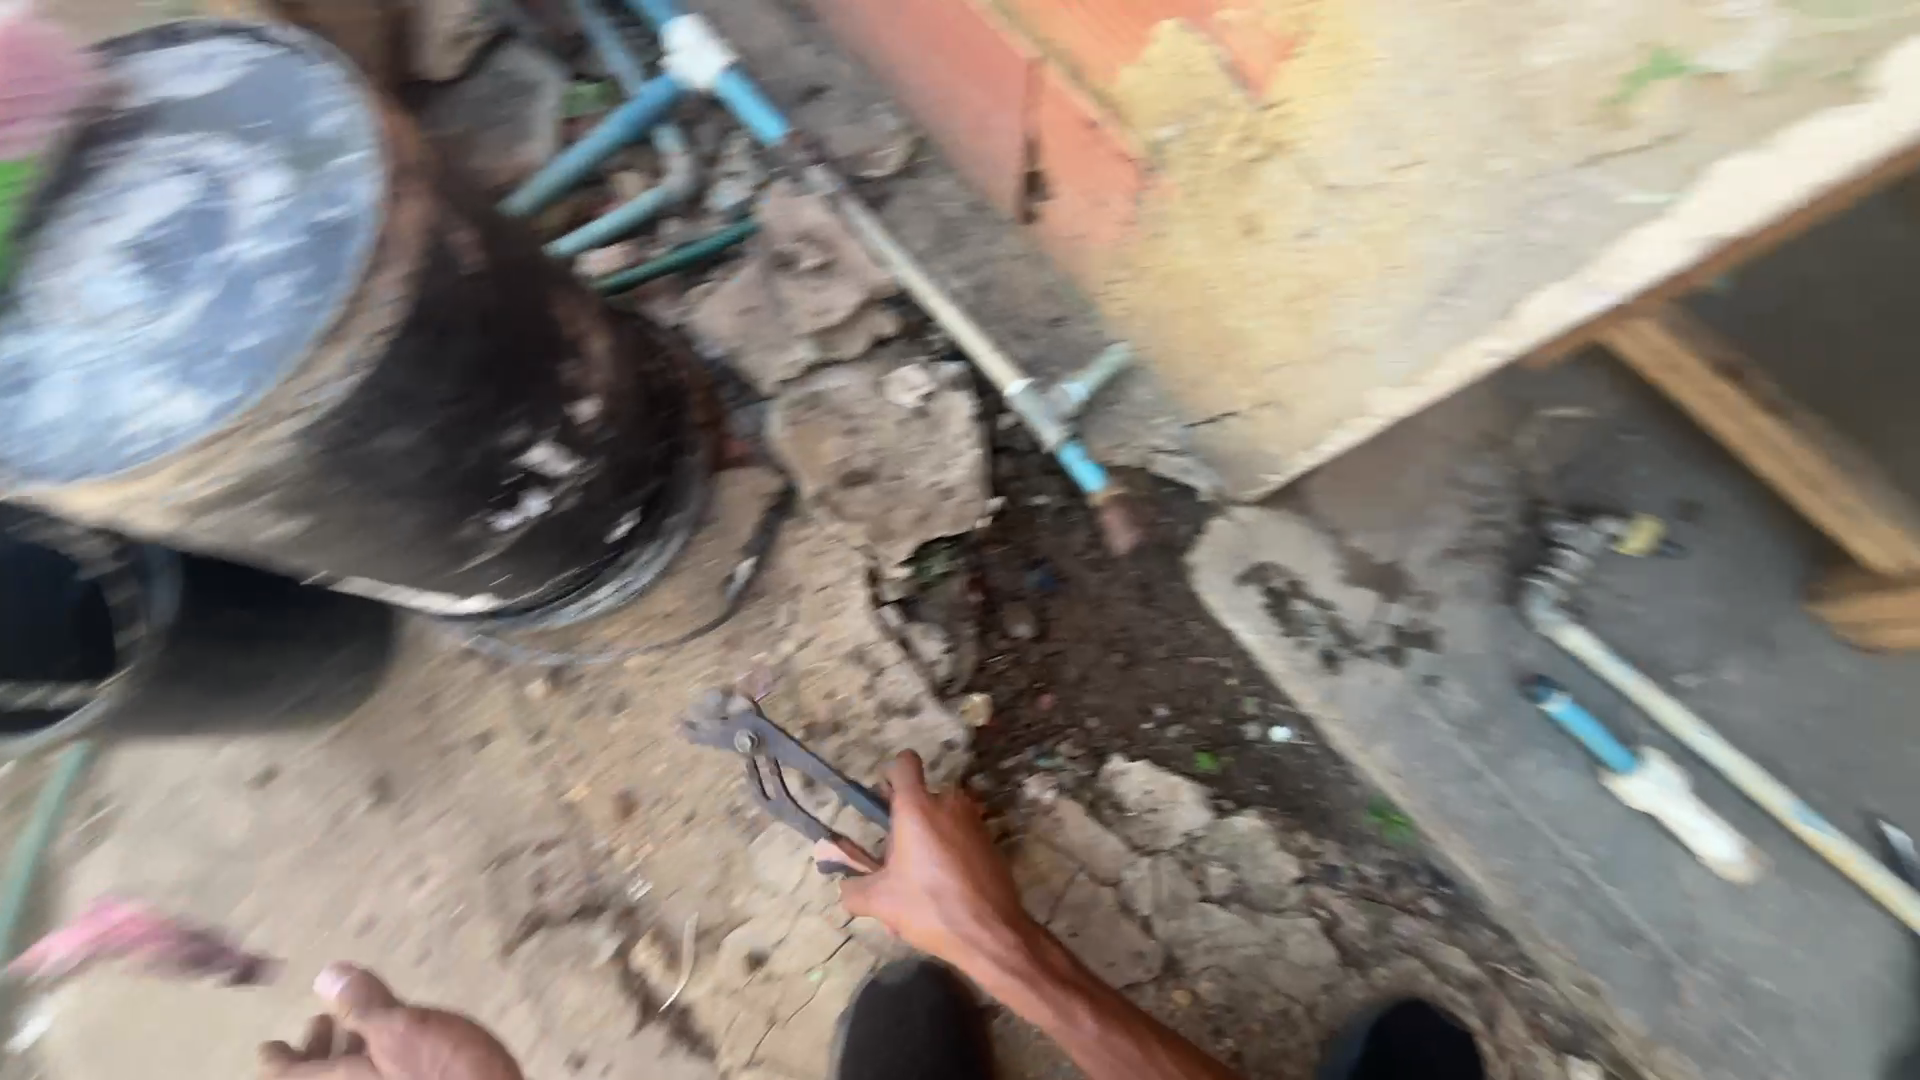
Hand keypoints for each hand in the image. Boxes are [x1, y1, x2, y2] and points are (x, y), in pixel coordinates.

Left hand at [259, 964, 523, 1079]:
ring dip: (343, 1056)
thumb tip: (327, 975)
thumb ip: (365, 1006)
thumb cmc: (438, 1071)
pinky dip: (369, 1066)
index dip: (276, 1058)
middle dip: (314, 1050)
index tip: (269, 1043)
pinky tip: (393, 1051)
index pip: (285, 1075)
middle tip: (320, 1021)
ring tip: (359, 1030)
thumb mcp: (403, 1030)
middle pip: (313, 1079)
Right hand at [826, 752, 1037, 970]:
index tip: (885, 798)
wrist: (991, 932)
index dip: (892, 773)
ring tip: (919, 885)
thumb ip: (854, 890)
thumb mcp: (880, 902)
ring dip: (928, 843)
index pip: (905, 763)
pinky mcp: (991, 842)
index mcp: (917, 807)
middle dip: (907, 825)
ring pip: (942, 821)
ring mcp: (974, 821)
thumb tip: (844, 888)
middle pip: (921, 800)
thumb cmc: (929, 905)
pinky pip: (961, 838)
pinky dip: (950, 856)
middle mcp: (948, 803)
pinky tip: (945, 893)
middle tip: (897, 863)